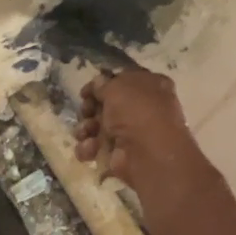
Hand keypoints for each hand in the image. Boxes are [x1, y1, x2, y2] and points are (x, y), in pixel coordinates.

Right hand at [74, 70, 208, 190]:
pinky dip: (90, 147)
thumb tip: (98, 83)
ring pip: (100, 126)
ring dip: (86, 128)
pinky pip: (99, 146)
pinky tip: (91, 148)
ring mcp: (133, 133)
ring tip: (84, 133)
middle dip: (90, 108)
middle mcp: (145, 108)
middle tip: (85, 111)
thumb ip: (103, 84)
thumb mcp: (116, 87)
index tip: (86, 92)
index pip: (122, 81)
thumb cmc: (135, 112)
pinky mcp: (122, 154)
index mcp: (151, 86)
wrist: (148, 154)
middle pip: (108, 105)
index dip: (102, 84)